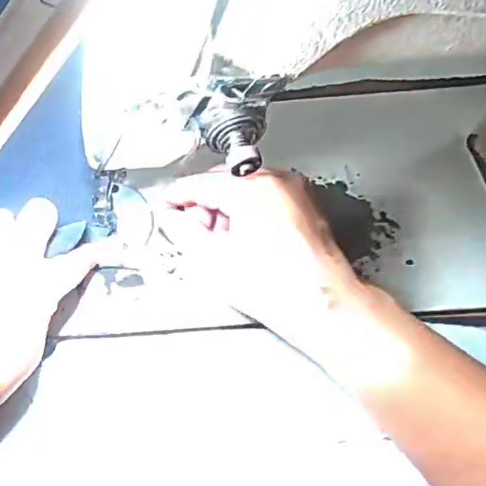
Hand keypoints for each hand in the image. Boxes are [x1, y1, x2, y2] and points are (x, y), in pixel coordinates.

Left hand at [0, 198, 100, 427]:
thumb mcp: (35, 340)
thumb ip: (43, 305)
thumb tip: (43, 293)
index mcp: (45, 284)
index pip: (79, 256)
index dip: (92, 251)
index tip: (99, 247)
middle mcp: (17, 257)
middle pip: (39, 210)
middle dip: (41, 223)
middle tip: (35, 242)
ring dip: (2, 231)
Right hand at [159, 167, 368, 328]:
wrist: (318, 304)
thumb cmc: (276, 286)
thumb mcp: (210, 258)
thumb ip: (183, 229)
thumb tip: (174, 218)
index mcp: (250, 188)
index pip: (201, 182)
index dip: (177, 195)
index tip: (167, 204)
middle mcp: (276, 181)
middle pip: (224, 181)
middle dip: (203, 203)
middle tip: (189, 228)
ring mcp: (294, 192)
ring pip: (244, 189)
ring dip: (225, 209)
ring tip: (219, 242)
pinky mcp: (304, 207)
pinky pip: (264, 200)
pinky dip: (247, 213)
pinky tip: (241, 242)